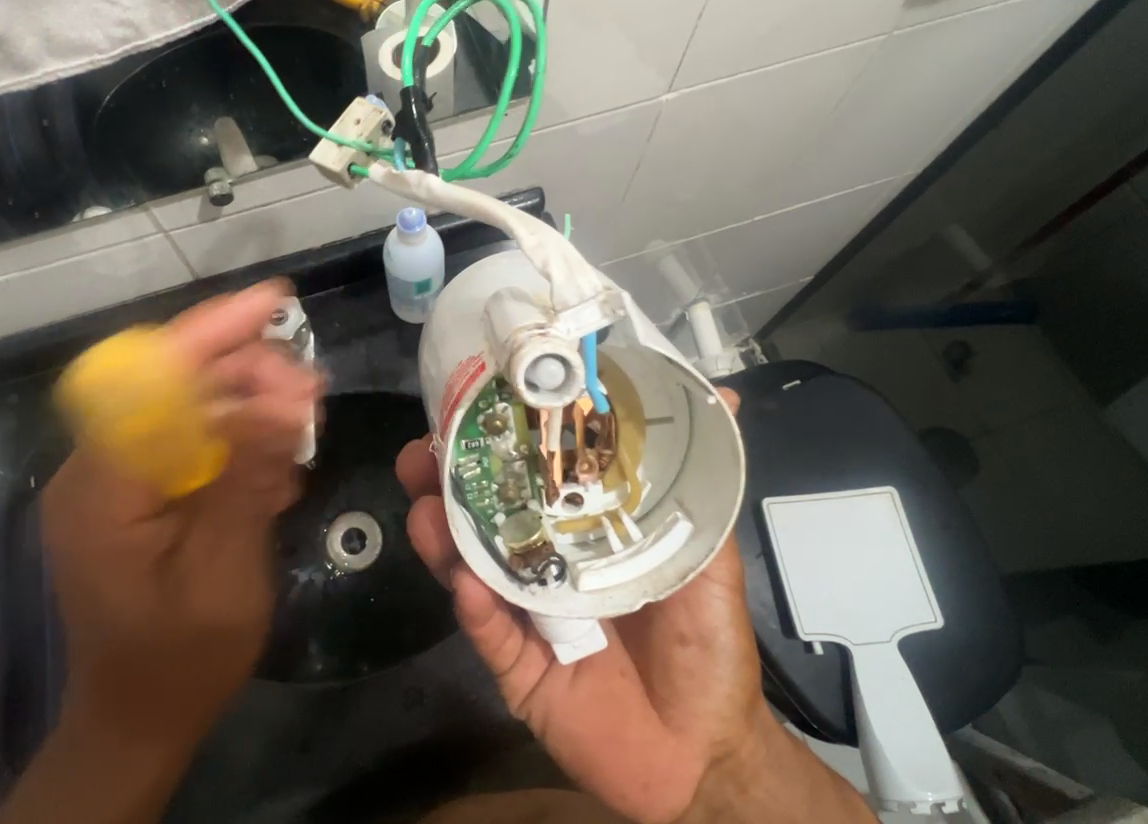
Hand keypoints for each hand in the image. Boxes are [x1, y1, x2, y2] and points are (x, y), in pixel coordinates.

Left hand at [43, 280, 321, 743]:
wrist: (137, 719)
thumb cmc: (182, 659)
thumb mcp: (226, 572)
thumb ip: (248, 477)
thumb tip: (285, 393)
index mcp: (103, 487)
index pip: (151, 378)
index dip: (212, 330)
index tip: (274, 300)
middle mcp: (96, 468)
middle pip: (168, 382)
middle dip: (243, 369)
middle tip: (308, 391)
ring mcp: (114, 479)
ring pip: (184, 406)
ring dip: (247, 402)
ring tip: (301, 422)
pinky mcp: (135, 493)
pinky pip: (187, 440)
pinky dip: (235, 438)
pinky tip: (275, 462)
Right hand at [399, 388, 799, 823]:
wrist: (706, 751)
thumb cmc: (707, 645)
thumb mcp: (709, 557)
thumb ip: (705, 487)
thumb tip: (727, 396)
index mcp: (581, 537)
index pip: (530, 483)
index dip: (499, 447)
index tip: (470, 409)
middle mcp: (544, 568)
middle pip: (485, 520)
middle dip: (448, 486)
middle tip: (420, 456)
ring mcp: (525, 619)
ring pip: (472, 571)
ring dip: (444, 539)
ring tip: (426, 510)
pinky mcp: (517, 670)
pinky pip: (491, 636)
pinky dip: (476, 610)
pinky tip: (465, 585)